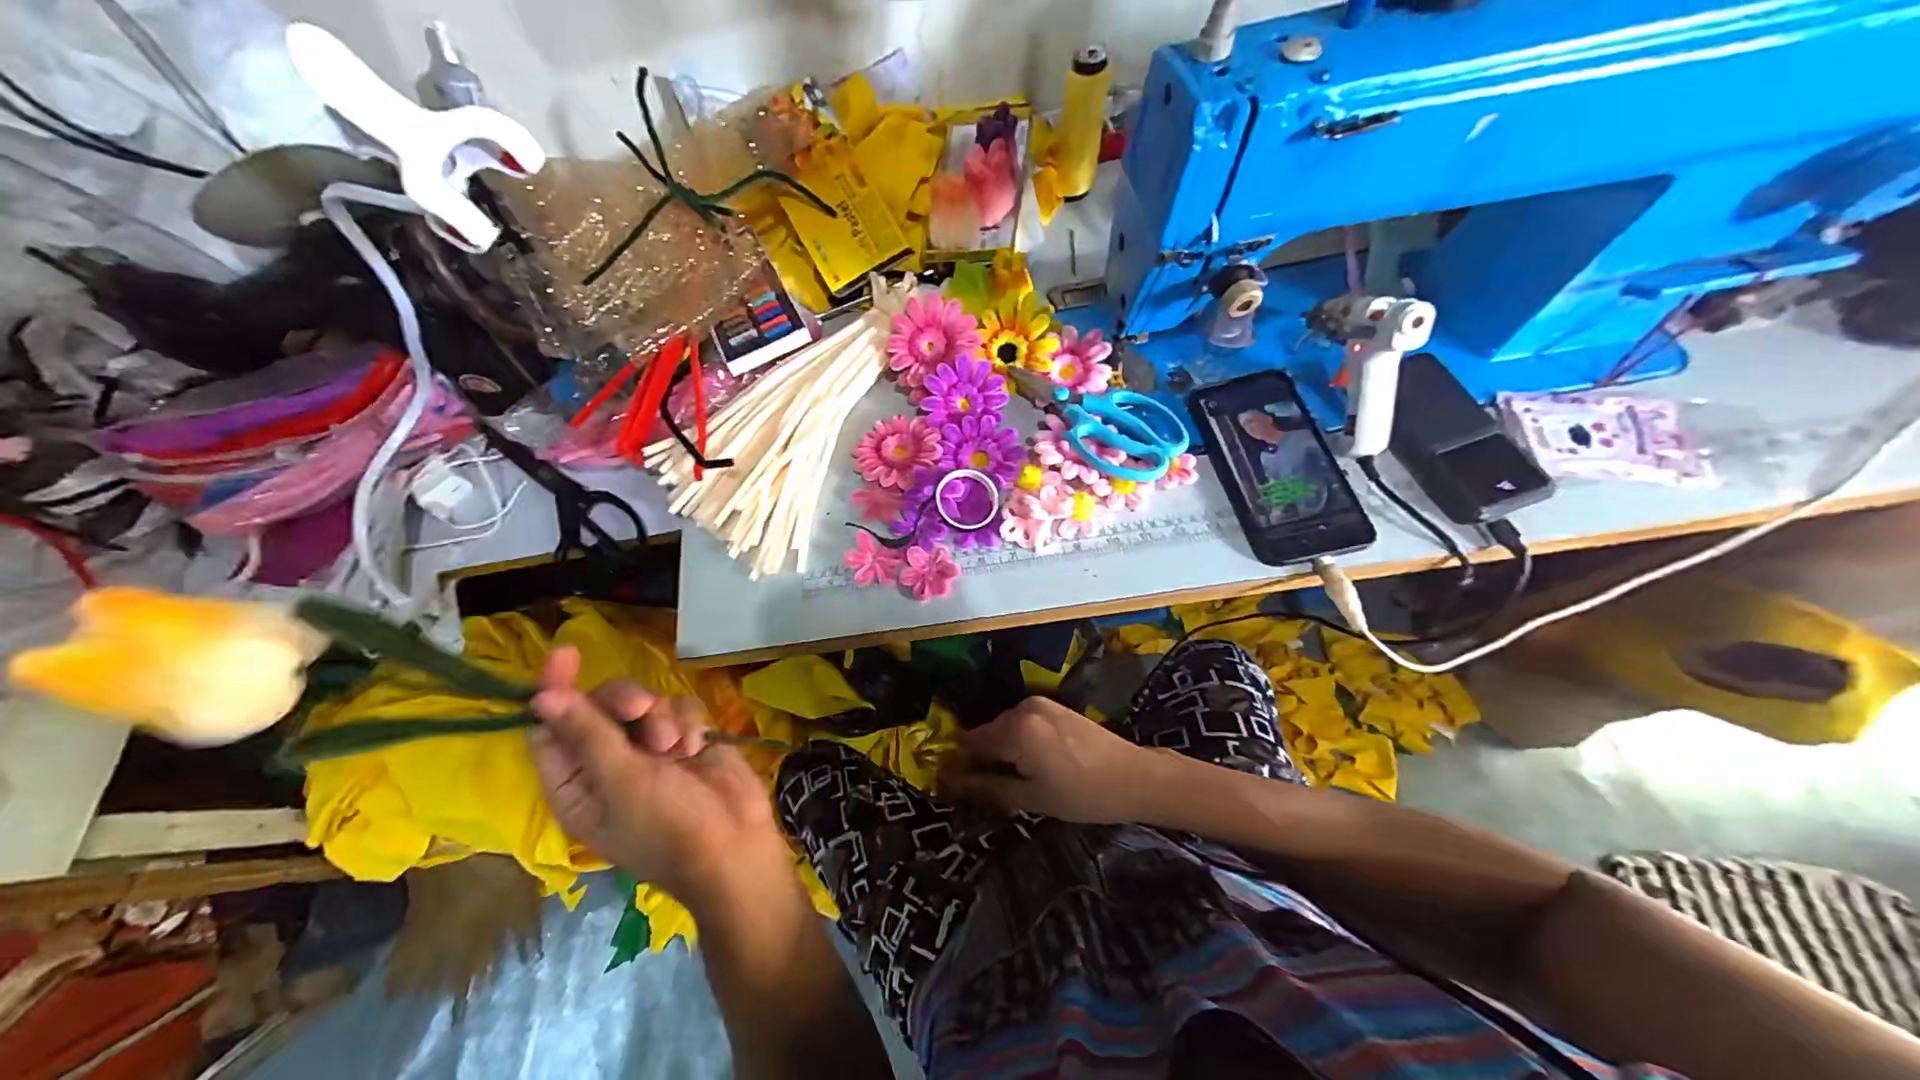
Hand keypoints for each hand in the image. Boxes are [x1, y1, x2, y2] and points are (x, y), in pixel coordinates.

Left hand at [528, 647, 787, 908]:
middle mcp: (609, 764)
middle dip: (624, 702)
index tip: (566, 653)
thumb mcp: (620, 780)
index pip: (551, 727)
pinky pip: (681, 709)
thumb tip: (540, 696)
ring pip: (646, 704)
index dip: (556, 691)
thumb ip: (585, 733)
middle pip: (602, 707)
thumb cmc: (667, 824)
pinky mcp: (688, 740)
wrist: (734, 843)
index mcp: (576, 783)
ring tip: (677, 747)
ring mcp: (651, 751)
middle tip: (642, 708)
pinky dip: (690, 723)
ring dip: (662, 718)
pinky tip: (699, 747)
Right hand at [938, 697, 1172, 822]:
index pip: (969, 743)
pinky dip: (1017, 744)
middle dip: (979, 760)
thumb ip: (987, 787)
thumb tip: (950, 784)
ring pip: (1003, 730)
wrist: (1135, 778)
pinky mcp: (1054, 708)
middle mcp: (1023, 707)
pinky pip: (1021, 725)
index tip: (949, 787)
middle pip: (985, 734)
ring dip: (999, 753)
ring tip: (1009, 783)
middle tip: (983, 792)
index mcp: (1015, 727)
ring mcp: (1040, 704)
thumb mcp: (1032, 798)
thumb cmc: (1083, 794)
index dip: (956, 765)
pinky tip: (1028, 767)